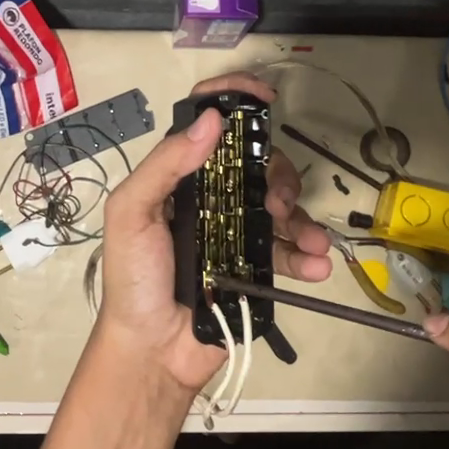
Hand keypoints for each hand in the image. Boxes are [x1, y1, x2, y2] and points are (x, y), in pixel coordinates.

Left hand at [94, 73, 331, 394]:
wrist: (153, 351)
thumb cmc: (134, 277)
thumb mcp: (131, 213)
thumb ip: (164, 165)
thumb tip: (211, 120)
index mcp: (179, 178)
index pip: (208, 126)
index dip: (235, 101)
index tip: (265, 97)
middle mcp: (212, 197)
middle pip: (256, 163)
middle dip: (277, 171)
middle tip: (277, 199)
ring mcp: (236, 231)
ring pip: (280, 204)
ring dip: (302, 215)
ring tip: (308, 238)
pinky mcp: (256, 266)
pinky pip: (289, 249)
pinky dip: (309, 253)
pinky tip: (316, 264)